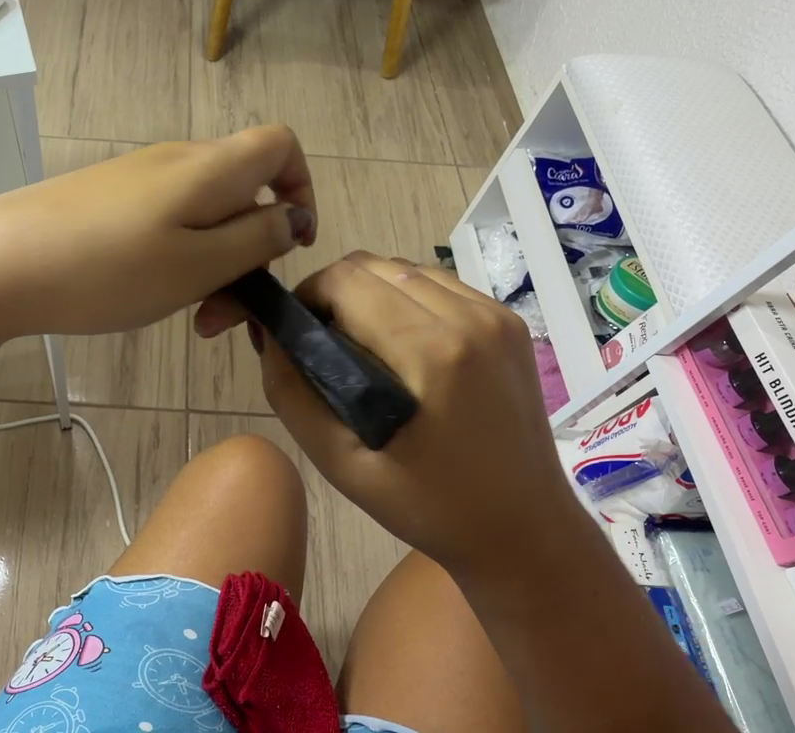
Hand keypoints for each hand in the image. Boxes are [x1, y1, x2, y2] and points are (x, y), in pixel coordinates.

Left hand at [0, 126, 316, 340]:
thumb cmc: (107, 268)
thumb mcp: (198, 265)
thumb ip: (256, 239)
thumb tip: (292, 217)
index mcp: (209, 167)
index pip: (280, 144)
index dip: (301, 188)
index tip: (290, 246)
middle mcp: (178, 160)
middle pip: (244, 187)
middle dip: (253, 248)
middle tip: (228, 314)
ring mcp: (139, 177)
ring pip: (204, 211)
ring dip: (214, 262)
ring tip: (190, 316)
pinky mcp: (108, 198)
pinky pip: (168, 219)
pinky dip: (179, 256)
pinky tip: (151, 294)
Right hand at [257, 252, 577, 572]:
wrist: (526, 529)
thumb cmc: (428, 506)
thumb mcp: (340, 462)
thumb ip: (290, 391)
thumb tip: (268, 330)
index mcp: (428, 352)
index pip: (344, 279)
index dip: (308, 295)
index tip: (300, 331)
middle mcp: (467, 319)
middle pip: (373, 265)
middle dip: (336, 291)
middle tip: (327, 340)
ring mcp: (495, 316)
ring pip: (406, 269)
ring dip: (373, 291)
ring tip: (367, 342)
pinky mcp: (509, 321)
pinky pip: (441, 284)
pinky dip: (410, 299)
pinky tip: (408, 343)